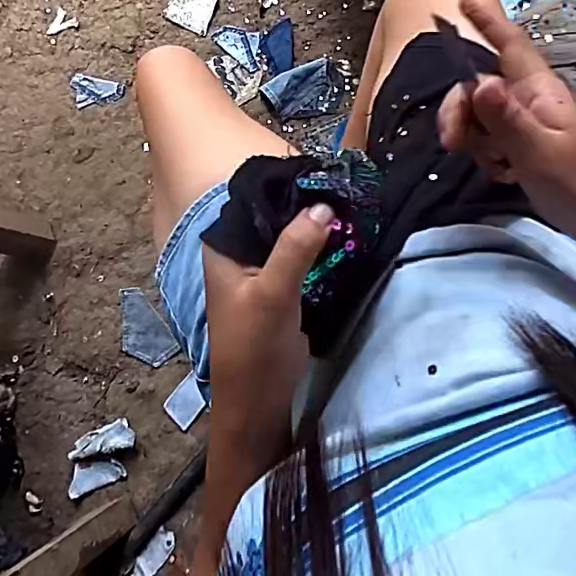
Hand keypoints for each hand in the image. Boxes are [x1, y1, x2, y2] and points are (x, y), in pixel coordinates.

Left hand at [201, 203, 334, 447]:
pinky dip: (319, 247)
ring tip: (351, 207)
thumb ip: (295, 248)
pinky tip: (343, 237)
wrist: (259, 399)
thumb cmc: (254, 347)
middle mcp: (238, 250)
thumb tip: (323, 205)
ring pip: (290, 235)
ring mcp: (260, 268)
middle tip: (348, 190)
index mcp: (223, 245)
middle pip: (275, 215)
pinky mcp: (280, 284)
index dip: (288, 185)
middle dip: (307, 205)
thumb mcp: (273, 294)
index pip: (254, 199)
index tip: (328, 175)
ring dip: (316, 226)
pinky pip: (300, 255)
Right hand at [437, 0, 575, 236]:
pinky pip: (482, 138)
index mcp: (539, 89)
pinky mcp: (514, 141)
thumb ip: (507, 118)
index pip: (510, 44)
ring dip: (475, 140)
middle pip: (476, 86)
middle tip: (452, 142)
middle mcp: (526, 98)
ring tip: (498, 164)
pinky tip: (504, 171)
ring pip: (475, 114)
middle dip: (459, 111)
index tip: (463, 3)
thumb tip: (478, 82)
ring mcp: (520, 120)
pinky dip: (485, 155)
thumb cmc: (575, 182)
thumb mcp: (538, 150)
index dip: (487, 22)